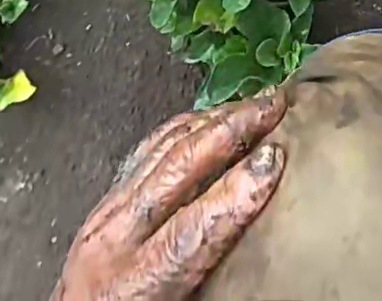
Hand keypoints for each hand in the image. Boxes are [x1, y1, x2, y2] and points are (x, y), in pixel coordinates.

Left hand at [50, 90, 287, 300]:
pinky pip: (149, 148)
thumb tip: (257, 215)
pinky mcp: (104, 201)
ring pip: (166, 146)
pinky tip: (211, 115)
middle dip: (233, 127)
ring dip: (216, 117)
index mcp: (132, 286)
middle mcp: (115, 240)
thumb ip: (216, 273)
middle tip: (276, 102)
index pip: (192, 231)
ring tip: (255, 100)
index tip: (277, 157)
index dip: (237, 191)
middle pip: (180, 166)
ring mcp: (107, 213)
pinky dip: (185, 125)